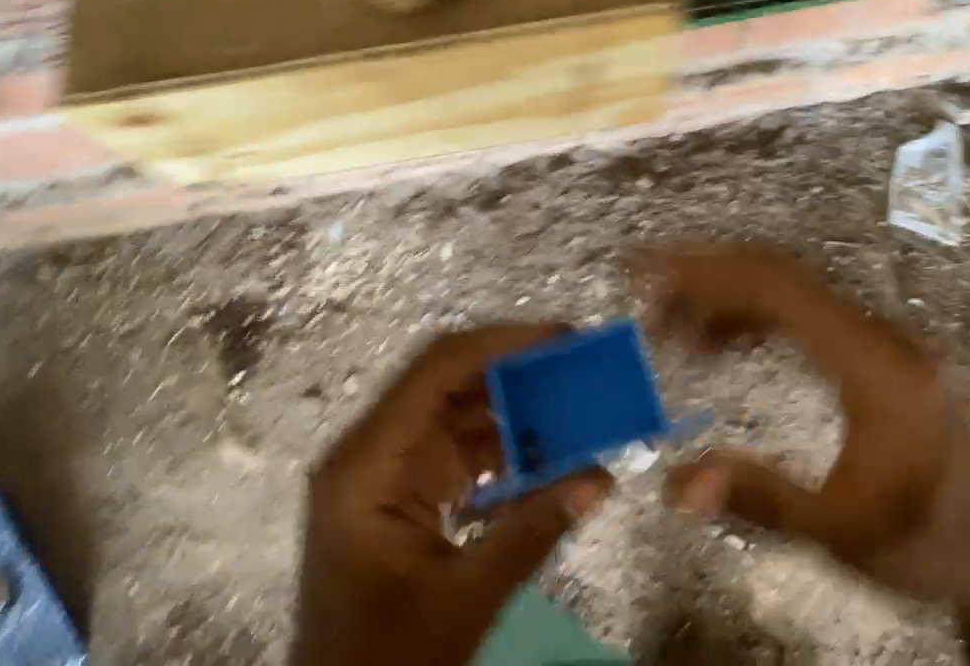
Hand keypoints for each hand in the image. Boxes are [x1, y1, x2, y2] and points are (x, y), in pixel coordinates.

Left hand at [291, 325, 613, 665]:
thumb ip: (530, 533)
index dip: (500, 343)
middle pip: (447, 384)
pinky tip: (550, 456)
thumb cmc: (386, 656)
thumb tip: (601, 479)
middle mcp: (371, 452)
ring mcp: (386, 473)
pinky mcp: (404, 496)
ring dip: (515, 410)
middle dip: (515, 370)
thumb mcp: (463, 598)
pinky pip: (459, 454)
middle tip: (578, 363)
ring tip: (577, 403)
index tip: (562, 336)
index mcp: (367, 463)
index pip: (436, 371)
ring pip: (457, 416)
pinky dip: (504, 451)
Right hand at [633, 244, 969, 665]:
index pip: (782, 291)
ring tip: (670, 322)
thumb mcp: (843, 534)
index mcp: (876, 365)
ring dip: (728, 294)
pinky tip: (719, 340)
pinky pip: (809, 313)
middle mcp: (881, 335)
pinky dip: (756, 316)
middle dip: (708, 273)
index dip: (711, 274)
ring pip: (794, 289)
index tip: (652, 273)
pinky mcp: (879, 353)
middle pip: (784, 275)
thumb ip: (761, 500)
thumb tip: (676, 484)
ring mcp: (883, 340)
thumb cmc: (927, 545)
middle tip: (646, 285)